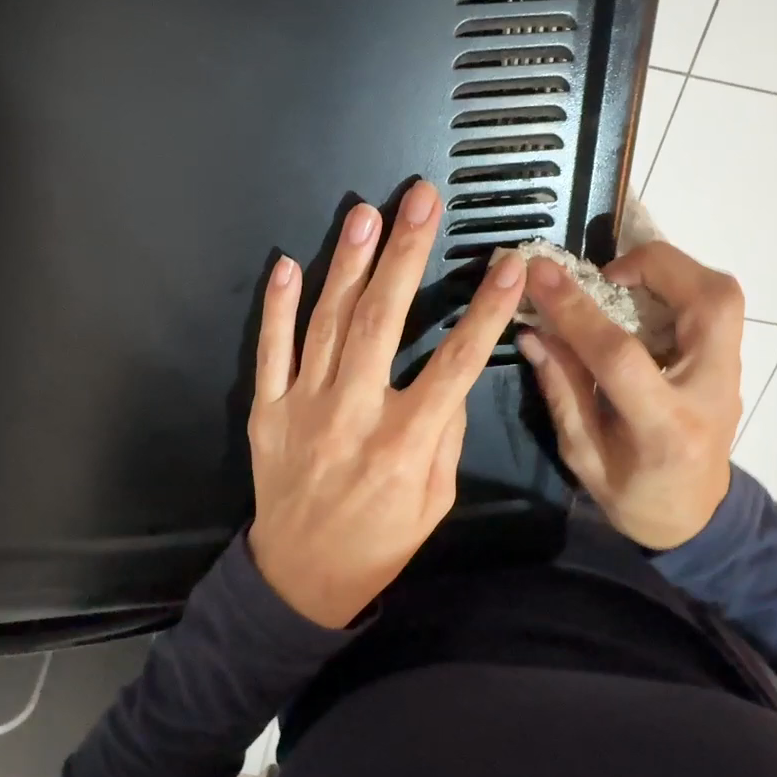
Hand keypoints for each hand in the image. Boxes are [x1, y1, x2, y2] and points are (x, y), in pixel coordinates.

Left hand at [247, 180, 525, 627]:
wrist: (300, 577)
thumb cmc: (380, 543)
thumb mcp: (436, 501)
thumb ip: (445, 433)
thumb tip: (452, 374)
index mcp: (405, 442)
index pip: (454, 363)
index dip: (486, 310)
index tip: (509, 264)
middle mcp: (353, 414)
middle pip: (382, 321)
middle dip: (405, 253)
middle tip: (420, 199)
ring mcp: (302, 408)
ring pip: (326, 323)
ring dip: (347, 263)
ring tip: (365, 213)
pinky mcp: (266, 412)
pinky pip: (270, 351)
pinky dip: (277, 308)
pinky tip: (287, 265)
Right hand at [517, 242, 743, 550]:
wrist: (696, 518)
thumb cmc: (633, 496)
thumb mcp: (582, 455)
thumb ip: (562, 389)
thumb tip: (533, 330)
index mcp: (664, 427)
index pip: (620, 353)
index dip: (575, 309)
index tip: (539, 273)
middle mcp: (710, 392)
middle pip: (710, 302)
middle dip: (655, 266)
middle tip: (605, 273)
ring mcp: (731, 375)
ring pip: (722, 294)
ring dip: (670, 271)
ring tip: (620, 280)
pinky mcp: (731, 363)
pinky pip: (715, 305)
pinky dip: (676, 286)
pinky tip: (640, 299)